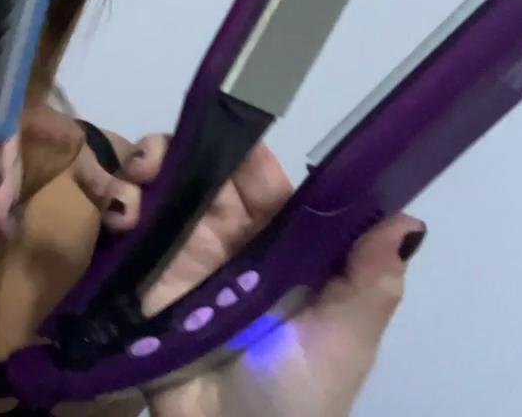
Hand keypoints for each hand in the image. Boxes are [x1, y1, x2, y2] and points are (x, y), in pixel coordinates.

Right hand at [74, 136, 424, 416]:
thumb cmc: (296, 396)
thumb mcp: (341, 343)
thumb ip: (368, 283)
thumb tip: (408, 219)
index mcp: (277, 246)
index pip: (259, 179)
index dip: (243, 151)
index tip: (227, 131)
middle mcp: (223, 237)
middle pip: (198, 167)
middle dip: (177, 146)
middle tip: (160, 156)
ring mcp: (174, 248)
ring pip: (153, 182)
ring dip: (140, 165)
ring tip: (137, 178)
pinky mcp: (134, 264)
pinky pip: (118, 216)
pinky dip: (112, 197)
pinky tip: (119, 213)